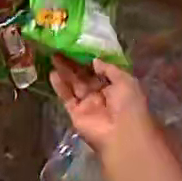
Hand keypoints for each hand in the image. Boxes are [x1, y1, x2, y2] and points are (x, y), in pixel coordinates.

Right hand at [48, 55, 162, 160]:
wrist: (121, 133)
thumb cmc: (129, 105)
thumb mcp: (126, 81)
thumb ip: (110, 69)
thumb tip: (94, 60)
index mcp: (117, 87)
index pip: (101, 71)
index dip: (90, 60)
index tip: (79, 48)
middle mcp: (101, 94)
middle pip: (85, 76)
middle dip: (74, 63)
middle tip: (62, 49)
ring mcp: (87, 103)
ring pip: (73, 84)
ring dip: (64, 71)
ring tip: (53, 56)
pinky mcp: (75, 111)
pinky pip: (66, 96)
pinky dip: (59, 86)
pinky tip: (52, 73)